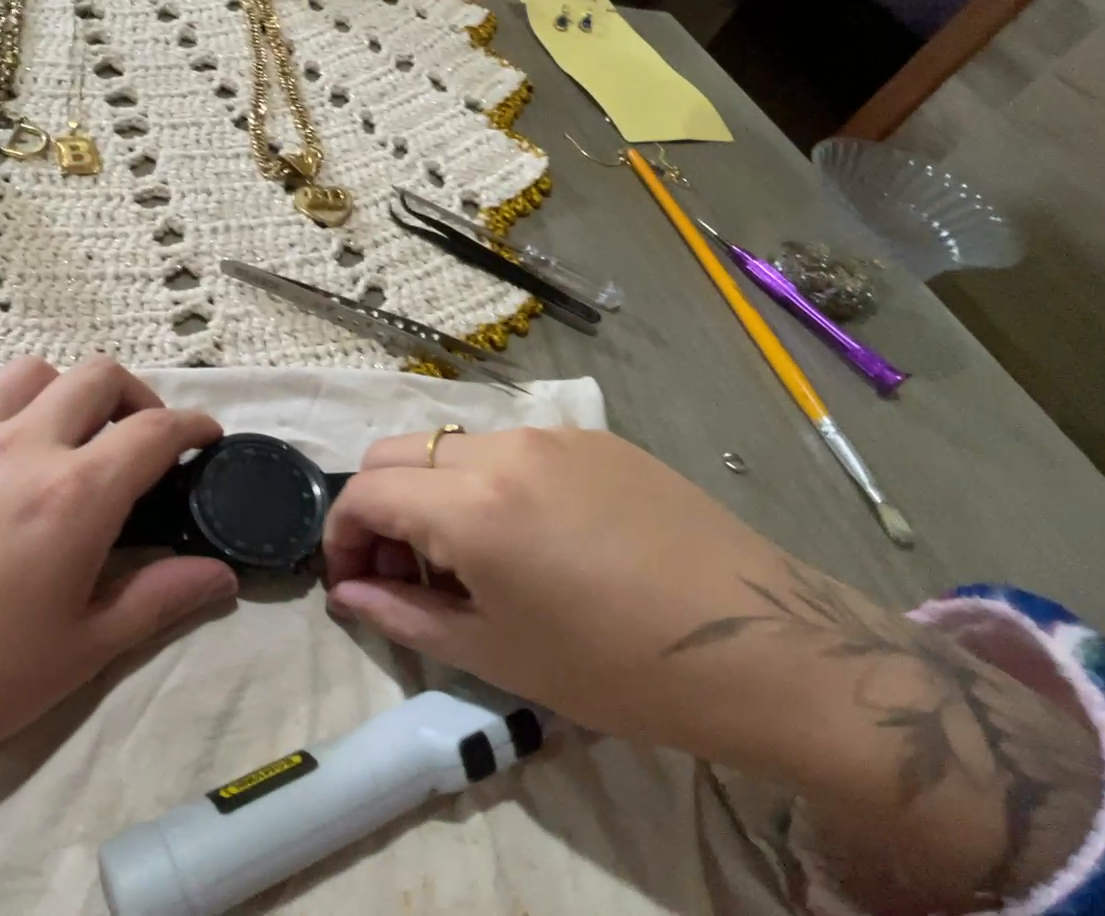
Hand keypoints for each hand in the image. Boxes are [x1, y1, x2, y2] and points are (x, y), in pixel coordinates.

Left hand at [0, 356, 237, 779]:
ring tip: (69, 435)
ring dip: (64, 390)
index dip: (194, 427)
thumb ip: (160, 599)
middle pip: (98, 377)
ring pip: (28, 371)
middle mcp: (23, 446)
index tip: (206, 439)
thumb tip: (220, 574)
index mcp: (77, 494)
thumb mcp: (83, 649)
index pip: (155, 431)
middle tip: (142, 442)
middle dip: (137, 398)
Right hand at [322, 426, 801, 764]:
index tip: (350, 578)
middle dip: (377, 505)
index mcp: (472, 505)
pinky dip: (483, 482)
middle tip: (398, 567)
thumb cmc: (617, 669)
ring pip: (451, 446)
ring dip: (430, 492)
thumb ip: (401, 613)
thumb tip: (346, 593)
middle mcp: (504, 449)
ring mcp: (554, 436)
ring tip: (464, 556)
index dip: (339, 534)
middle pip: (397, 452)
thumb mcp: (494, 653)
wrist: (766, 649)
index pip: (364, 490)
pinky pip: (509, 447)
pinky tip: (523, 535)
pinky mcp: (597, 440)